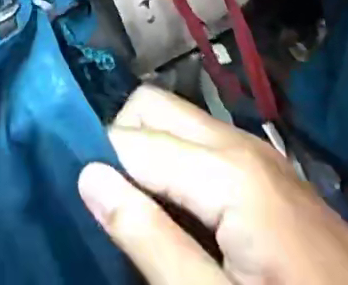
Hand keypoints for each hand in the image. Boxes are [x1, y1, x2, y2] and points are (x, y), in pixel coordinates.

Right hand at [78, 86, 347, 284]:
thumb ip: (149, 239)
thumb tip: (86, 176)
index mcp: (227, 171)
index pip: (130, 140)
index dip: (96, 165)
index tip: (76, 200)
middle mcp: (240, 143)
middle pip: (150, 107)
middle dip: (118, 142)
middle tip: (105, 204)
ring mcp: (260, 155)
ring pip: (175, 119)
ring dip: (144, 151)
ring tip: (134, 209)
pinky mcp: (270, 175)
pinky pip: (201, 143)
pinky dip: (173, 161)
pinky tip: (175, 212)